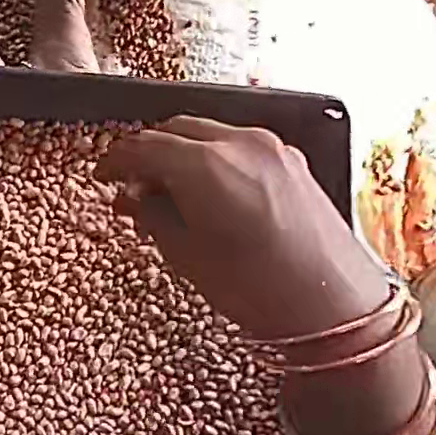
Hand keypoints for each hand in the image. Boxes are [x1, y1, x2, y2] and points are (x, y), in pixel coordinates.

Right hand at [94, 116, 387, 338]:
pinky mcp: (289, 158)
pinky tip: (203, 188)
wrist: (332, 305)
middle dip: (146, 152)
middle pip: (172, 128)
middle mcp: (237, 142)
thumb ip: (150, 213)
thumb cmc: (256, 288)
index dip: (115, 160)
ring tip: (166, 190)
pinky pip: (234, 142)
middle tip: (130, 185)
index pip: (142, 146)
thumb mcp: (184, 254)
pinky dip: (209, 156)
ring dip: (177, 152)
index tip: (102, 175)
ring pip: (204, 132)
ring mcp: (269, 146)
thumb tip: (130, 196)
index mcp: (204, 165)